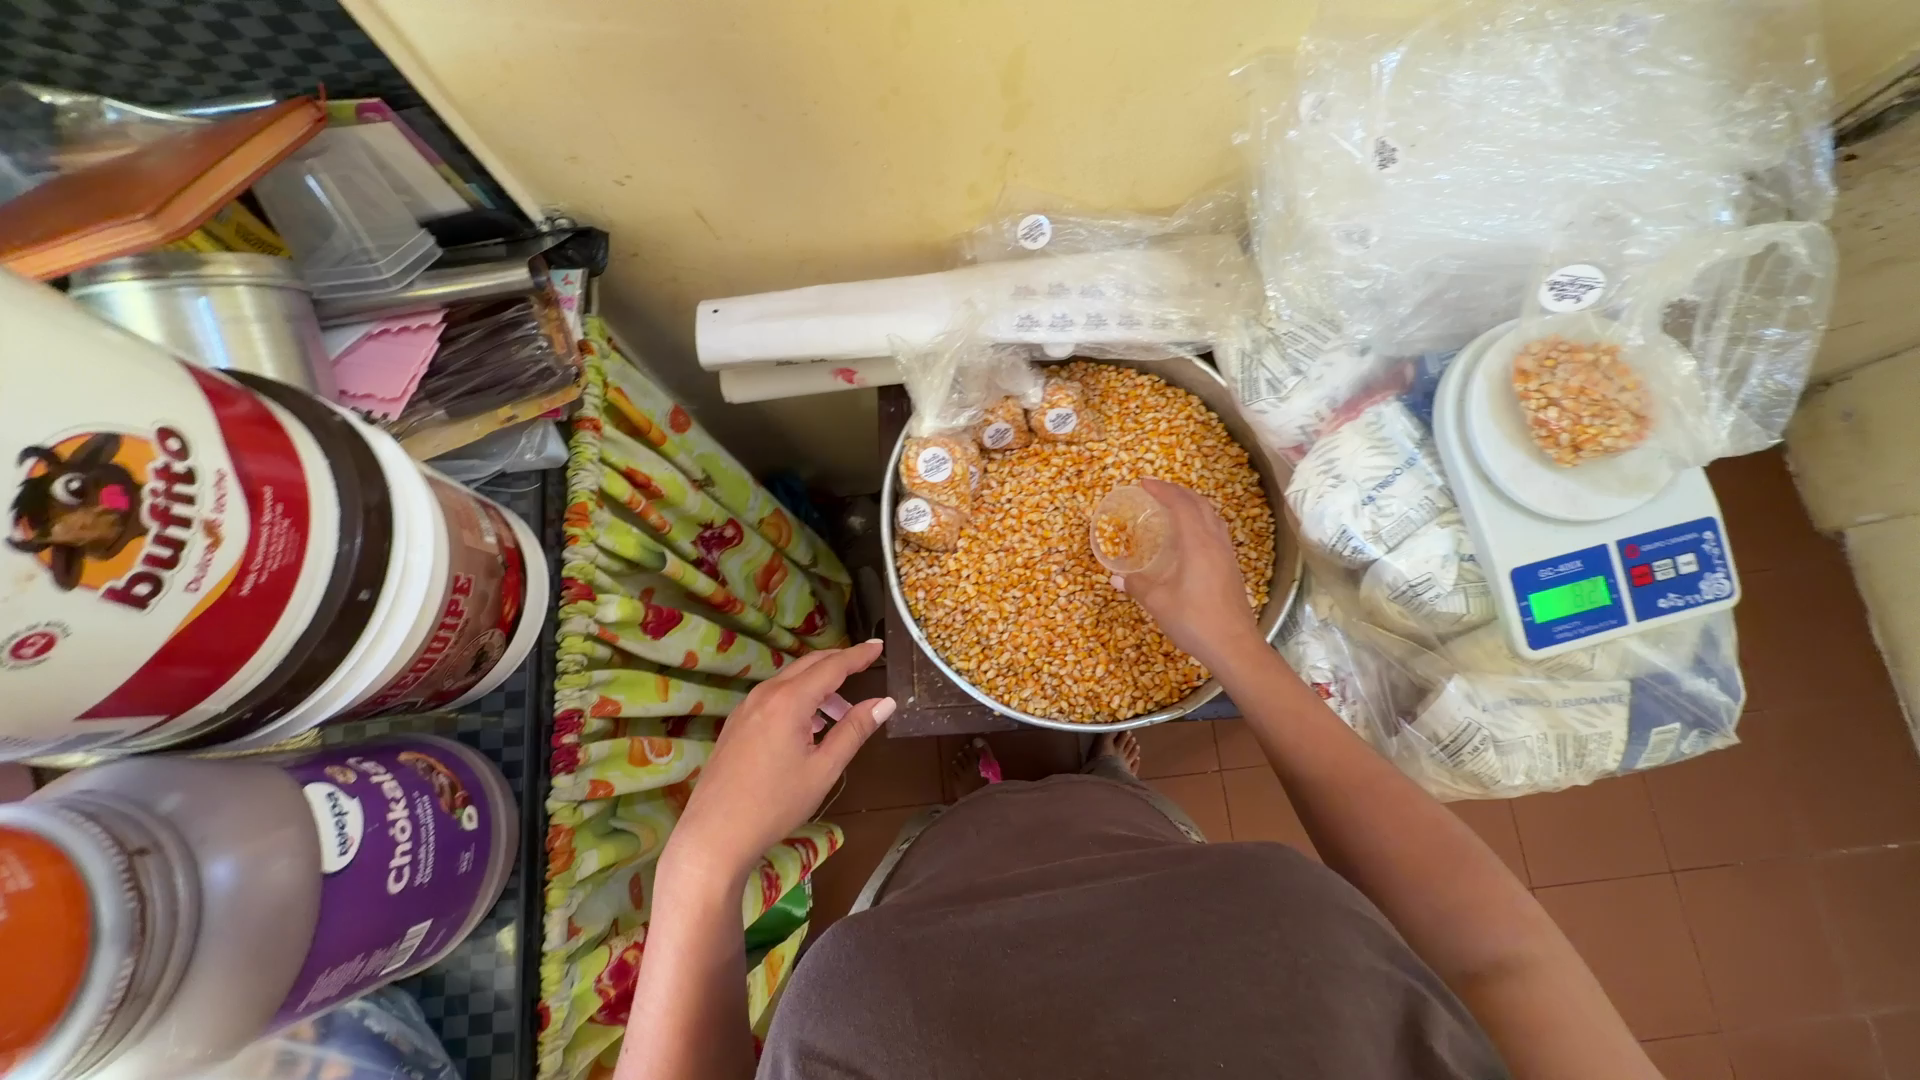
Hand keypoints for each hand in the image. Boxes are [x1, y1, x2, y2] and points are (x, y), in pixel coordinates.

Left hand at [664, 641, 893, 884]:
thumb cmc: (775, 804)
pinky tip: (809, 726)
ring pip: (790, 681)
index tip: (879, 645)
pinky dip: (798, 698)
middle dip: (839, 663)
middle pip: (809, 665)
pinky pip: (774, 697)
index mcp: (790, 701)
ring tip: (842, 712)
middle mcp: (765, 694)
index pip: (832, 667)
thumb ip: (854, 730)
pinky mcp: (736, 724)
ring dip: (819, 686)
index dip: (858, 655)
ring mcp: (746, 708)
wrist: (714, 835)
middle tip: (866, 665)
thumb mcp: (824, 769)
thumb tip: (884, 702)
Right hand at [1118, 478, 1262, 668]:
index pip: (1181, 505)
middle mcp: (1215, 542)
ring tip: (1173, 506)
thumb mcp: (1158, 603)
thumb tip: (1116, 578)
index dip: (1162, 490)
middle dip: (1177, 492)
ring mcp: (1227, 554)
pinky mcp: (1232, 567)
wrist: (1235, 646)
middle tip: (1156, 490)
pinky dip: (1200, 520)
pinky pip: (1216, 531)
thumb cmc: (1195, 621)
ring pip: (1212, 516)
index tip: (1143, 483)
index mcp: (1198, 544)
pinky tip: (1189, 536)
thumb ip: (1136, 585)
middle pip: (1200, 504)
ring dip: (1192, 504)